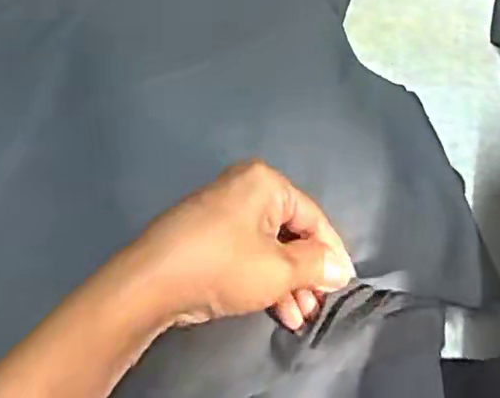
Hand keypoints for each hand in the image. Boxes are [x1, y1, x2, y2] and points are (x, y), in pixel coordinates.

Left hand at [117, 160, 356, 332]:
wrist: (155, 278)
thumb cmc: (223, 265)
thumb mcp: (277, 270)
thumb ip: (314, 266)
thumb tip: (338, 266)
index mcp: (266, 182)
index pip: (313, 215)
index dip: (331, 252)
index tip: (344, 286)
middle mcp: (247, 186)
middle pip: (291, 230)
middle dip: (307, 271)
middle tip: (317, 306)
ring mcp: (227, 208)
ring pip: (271, 244)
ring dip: (288, 281)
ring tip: (299, 316)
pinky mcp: (211, 231)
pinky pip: (250, 250)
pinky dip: (265, 277)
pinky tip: (279, 310)